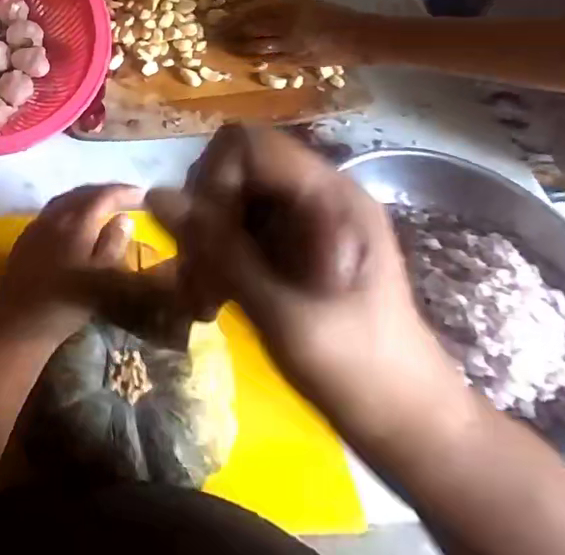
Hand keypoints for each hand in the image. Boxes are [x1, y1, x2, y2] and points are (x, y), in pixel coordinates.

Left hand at [0, 184, 142, 339]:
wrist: (22, 319)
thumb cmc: (68, 302)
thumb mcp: (102, 276)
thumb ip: (114, 242)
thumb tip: (124, 218)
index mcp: (77, 222)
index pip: (104, 196)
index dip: (124, 192)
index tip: (143, 194)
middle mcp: (56, 216)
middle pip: (83, 193)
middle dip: (106, 191)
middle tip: (126, 197)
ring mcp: (38, 224)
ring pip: (66, 199)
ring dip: (87, 197)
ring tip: (104, 204)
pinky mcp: (26, 235)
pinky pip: (53, 210)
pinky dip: (70, 207)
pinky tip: (76, 219)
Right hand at [146, 126, 460, 426]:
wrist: (409, 420)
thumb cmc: (353, 367)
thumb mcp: (279, 311)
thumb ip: (220, 248)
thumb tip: (155, 195)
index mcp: (329, 198)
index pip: (248, 144)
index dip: (214, 178)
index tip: (207, 235)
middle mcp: (318, 193)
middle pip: (233, 168)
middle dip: (205, 215)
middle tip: (197, 274)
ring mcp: (308, 217)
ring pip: (230, 198)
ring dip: (206, 240)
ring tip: (202, 295)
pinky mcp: (297, 241)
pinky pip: (240, 225)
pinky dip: (219, 255)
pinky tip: (214, 298)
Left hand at [219, 0, 366, 62]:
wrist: (360, 38)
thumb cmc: (336, 15)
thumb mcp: (308, 4)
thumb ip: (284, 7)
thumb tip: (261, 8)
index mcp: (289, 15)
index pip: (256, 18)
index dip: (237, 20)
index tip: (223, 19)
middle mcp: (287, 33)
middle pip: (253, 36)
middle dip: (234, 37)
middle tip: (218, 36)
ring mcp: (292, 50)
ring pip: (260, 52)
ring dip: (243, 50)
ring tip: (229, 48)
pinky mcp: (299, 63)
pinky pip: (275, 62)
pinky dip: (261, 60)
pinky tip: (252, 59)